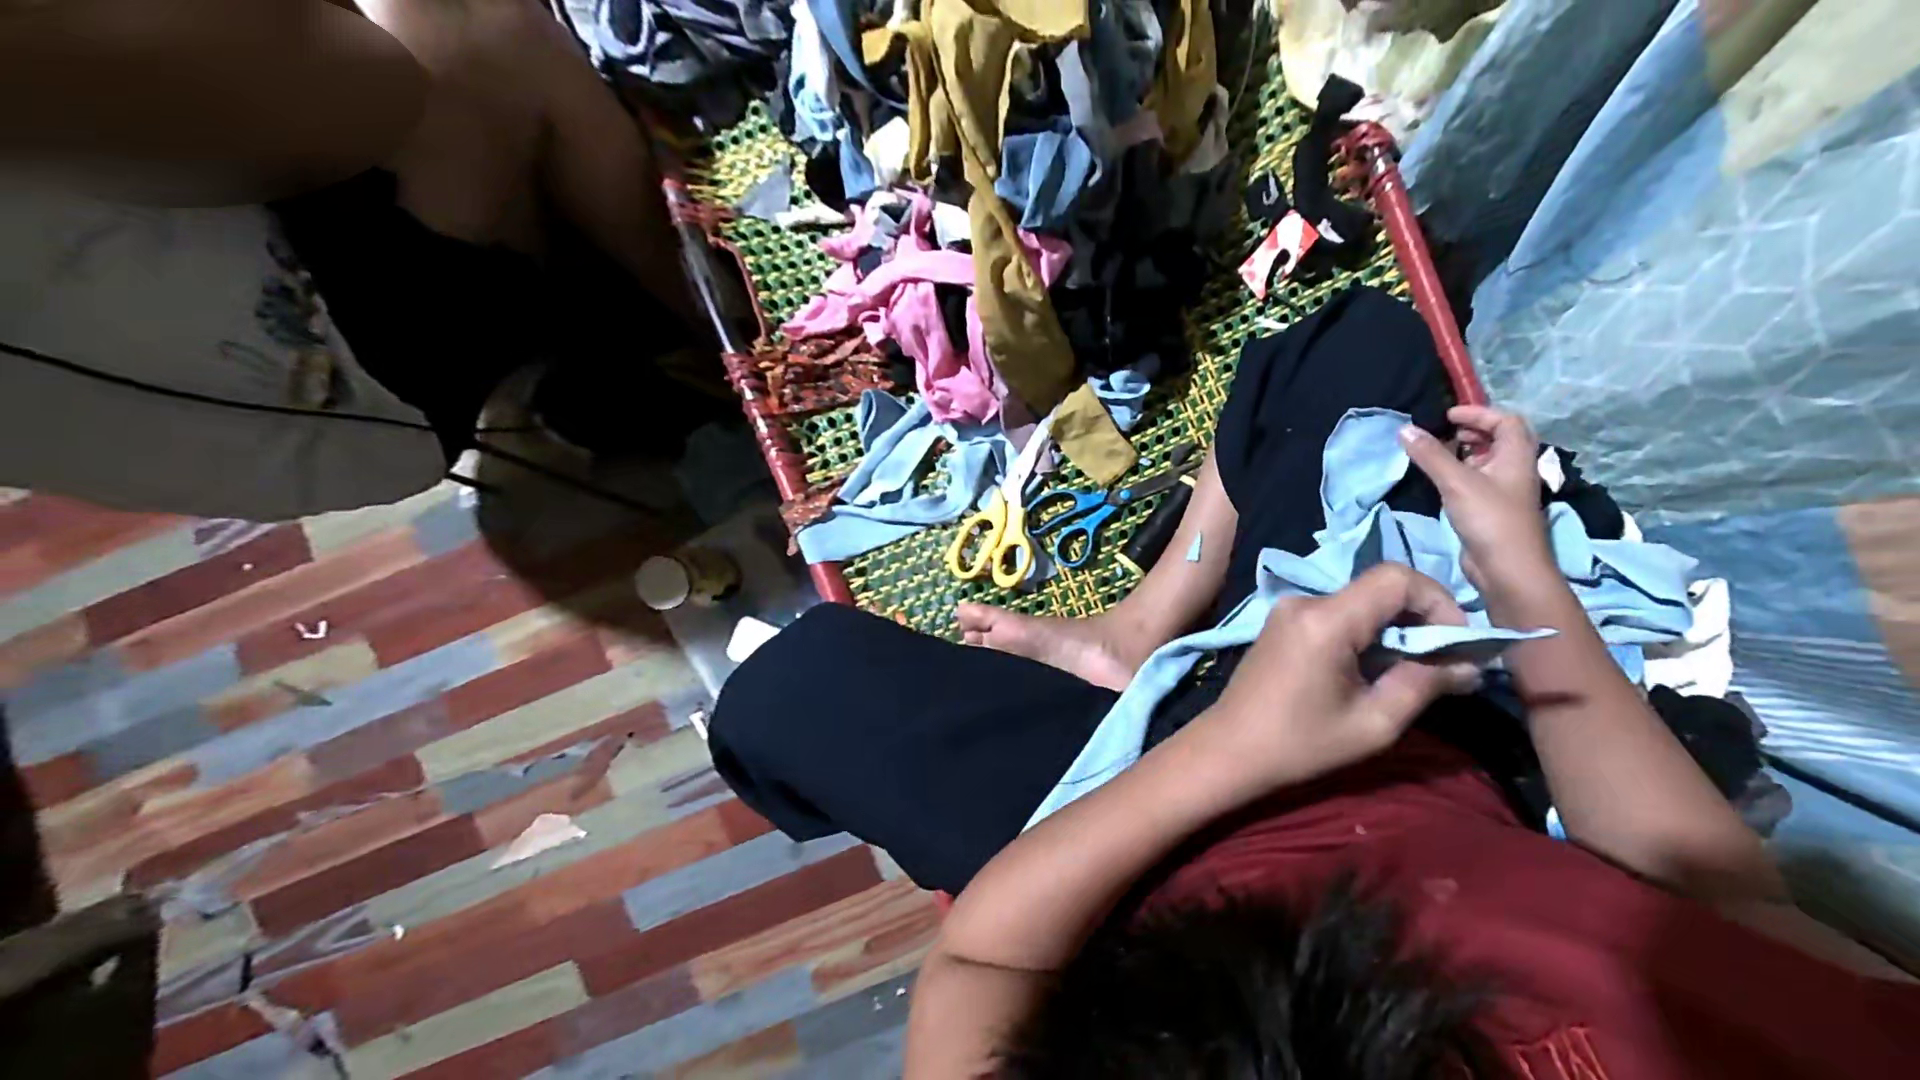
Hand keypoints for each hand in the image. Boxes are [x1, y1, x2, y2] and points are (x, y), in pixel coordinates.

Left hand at [1201, 564, 1479, 793]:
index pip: (1396, 577)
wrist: (1230, 746)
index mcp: (1325, 619)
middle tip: (1443, 663)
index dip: (1438, 601)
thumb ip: (1425, 683)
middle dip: (1421, 619)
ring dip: (1394, 628)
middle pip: (1379, 587)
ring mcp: (1289, 609)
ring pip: (1360, 600)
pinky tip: (1373, 667)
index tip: (1456, 644)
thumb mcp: (1374, 722)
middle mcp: (1305, 601)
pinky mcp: (1283, 622)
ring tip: (1411, 670)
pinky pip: (1338, 612)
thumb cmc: (1300, 742)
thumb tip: (1470, 664)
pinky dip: (1366, 632)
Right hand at [1399, 405, 1551, 593]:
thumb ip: (1430, 455)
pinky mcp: (1491, 507)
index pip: (1506, 421)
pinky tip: (1440, 479)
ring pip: (1487, 459)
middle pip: (1499, 438)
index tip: (1447, 416)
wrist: (1506, 567)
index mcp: (1516, 457)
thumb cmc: (1489, 518)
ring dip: (1464, 451)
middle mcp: (1515, 469)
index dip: (1478, 413)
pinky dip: (1460, 471)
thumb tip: (1405, 429)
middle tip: (1441, 432)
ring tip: (1436, 453)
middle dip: (1471, 430)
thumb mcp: (1456, 482)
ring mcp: (1504, 489)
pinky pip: (1477, 478)